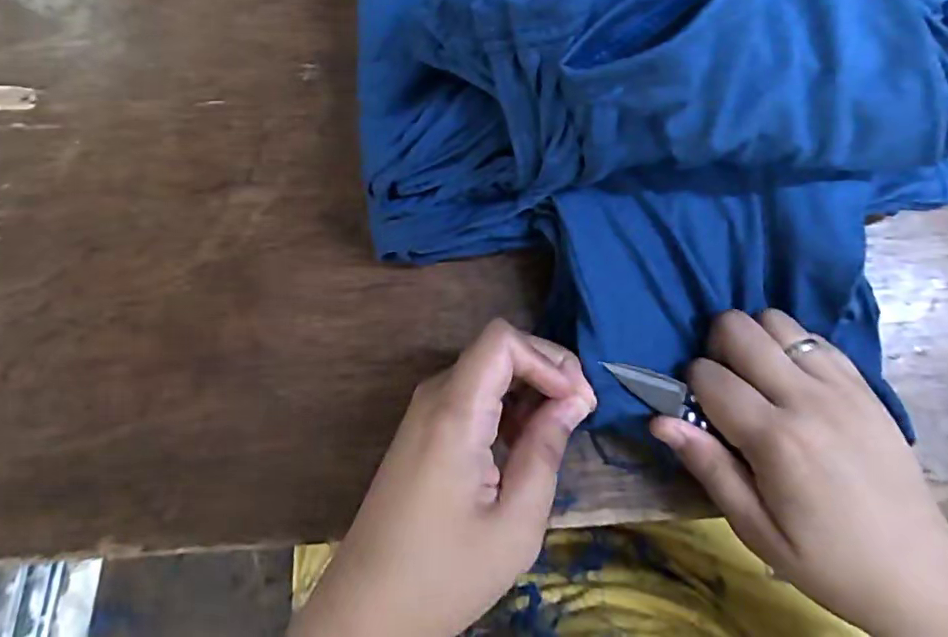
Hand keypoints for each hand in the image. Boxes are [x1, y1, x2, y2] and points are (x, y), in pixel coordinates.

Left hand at [288, 320, 597, 636]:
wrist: (367, 607)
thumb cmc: (444, 574)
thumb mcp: (514, 526)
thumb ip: (545, 453)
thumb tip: (572, 400)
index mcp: (454, 412)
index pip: (501, 339)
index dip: (546, 358)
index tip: (577, 399)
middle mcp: (435, 396)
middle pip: (498, 349)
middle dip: (546, 369)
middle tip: (581, 411)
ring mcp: (425, 410)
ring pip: (488, 368)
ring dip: (529, 387)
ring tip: (559, 429)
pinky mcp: (424, 427)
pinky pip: (473, 392)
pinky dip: (507, 403)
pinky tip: (524, 441)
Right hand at [651, 310, 947, 636]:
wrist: (920, 575)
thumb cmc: (829, 563)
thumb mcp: (758, 532)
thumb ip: (708, 467)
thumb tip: (660, 419)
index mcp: (776, 440)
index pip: (708, 375)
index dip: (691, 387)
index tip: (700, 410)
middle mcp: (806, 399)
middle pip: (737, 327)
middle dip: (716, 347)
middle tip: (725, 385)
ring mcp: (840, 385)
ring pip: (775, 319)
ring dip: (755, 339)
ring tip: (758, 377)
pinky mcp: (864, 384)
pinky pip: (814, 337)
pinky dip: (792, 345)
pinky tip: (795, 381)